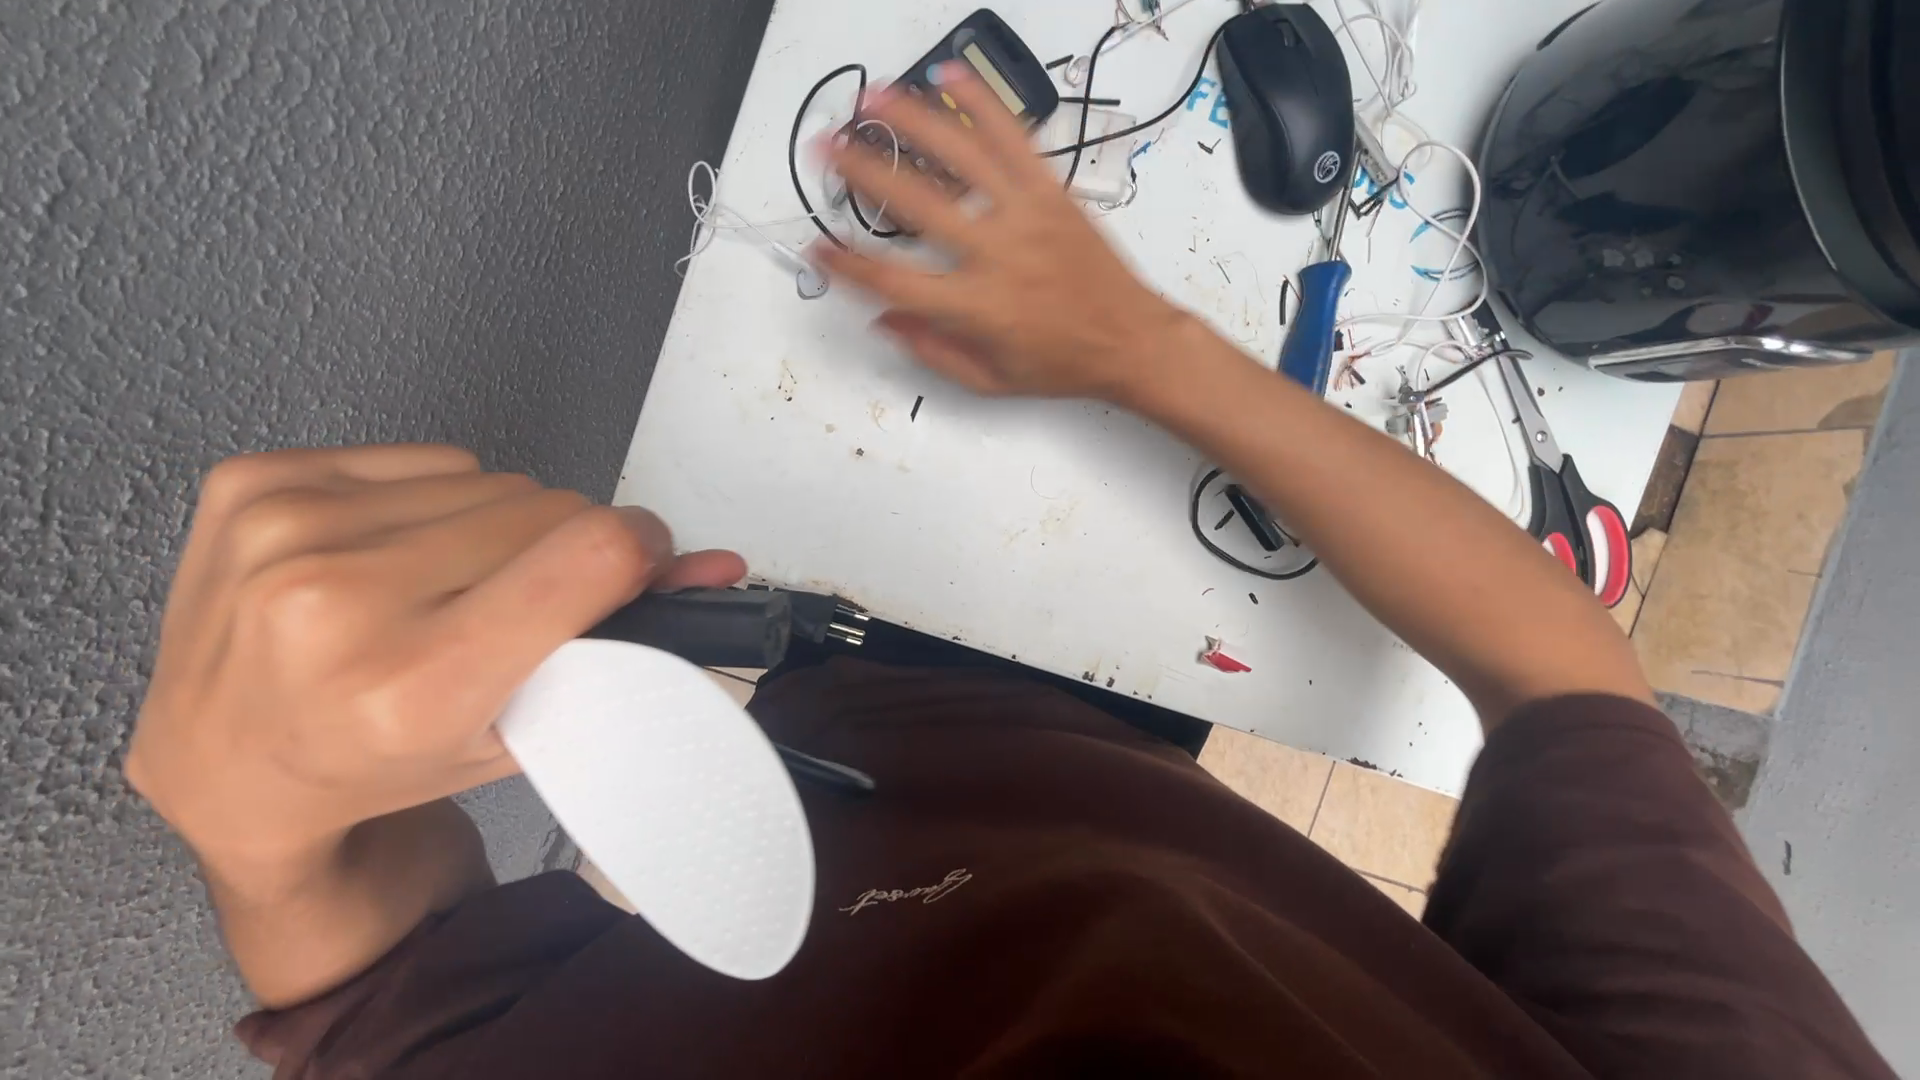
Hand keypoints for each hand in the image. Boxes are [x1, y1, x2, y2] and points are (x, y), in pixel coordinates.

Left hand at [126, 445, 744, 892]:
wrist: (223, 769)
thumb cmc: (391, 763)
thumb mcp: (528, 724)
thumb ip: (636, 639)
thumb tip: (721, 563)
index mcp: (419, 684)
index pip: (594, 552)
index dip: (642, 546)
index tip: (638, 564)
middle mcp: (339, 603)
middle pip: (553, 508)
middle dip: (567, 546)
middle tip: (523, 602)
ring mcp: (286, 532)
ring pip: (496, 481)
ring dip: (503, 526)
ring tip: (453, 584)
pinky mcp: (253, 482)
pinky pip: (430, 460)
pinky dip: (440, 501)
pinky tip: (402, 554)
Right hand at [814, 65, 1195, 405]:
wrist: (1130, 341)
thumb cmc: (1065, 363)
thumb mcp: (991, 380)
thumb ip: (933, 351)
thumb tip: (886, 320)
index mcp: (976, 307)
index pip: (892, 280)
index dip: (847, 264)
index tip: (819, 248)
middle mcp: (996, 255)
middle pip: (914, 202)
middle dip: (861, 172)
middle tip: (827, 150)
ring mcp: (1026, 217)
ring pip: (960, 156)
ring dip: (912, 121)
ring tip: (874, 99)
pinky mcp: (1052, 194)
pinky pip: (1014, 140)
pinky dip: (983, 105)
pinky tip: (953, 77)